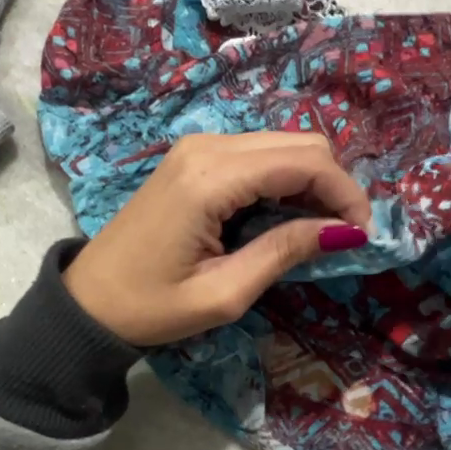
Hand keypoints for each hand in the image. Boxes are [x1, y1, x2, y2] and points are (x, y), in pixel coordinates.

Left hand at [64, 133, 372, 346]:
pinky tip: (285, 217)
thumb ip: (284, 252)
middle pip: (299, 142)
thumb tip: (346, 231)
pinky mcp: (194, 158)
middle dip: (333, 184)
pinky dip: (284, 179)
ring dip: (310, 181)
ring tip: (318, 231)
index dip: (345, 193)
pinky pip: (257, 154)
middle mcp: (207, 146)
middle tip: (344, 235)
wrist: (86, 302)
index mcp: (211, 178)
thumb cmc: (150, 308)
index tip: (364, 235)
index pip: (304, 161)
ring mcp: (198, 147)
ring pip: (281, 144)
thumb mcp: (224, 294)